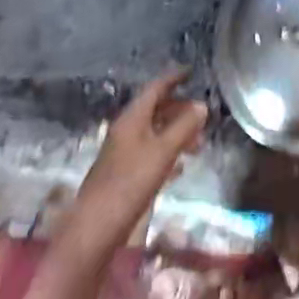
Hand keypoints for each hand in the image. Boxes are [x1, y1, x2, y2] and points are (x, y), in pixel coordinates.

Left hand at [65, 70, 208, 250]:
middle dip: (180, 109)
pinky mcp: (124, 173)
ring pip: (154, 132)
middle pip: (155, 109)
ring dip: (176, 133)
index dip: (174, 78)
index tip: (192, 71)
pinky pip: (150, 152)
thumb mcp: (163, 152)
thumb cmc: (130, 183)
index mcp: (132, 117)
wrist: (95, 227)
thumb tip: (202, 105)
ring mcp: (123, 151)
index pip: (155, 88)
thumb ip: (183, 127)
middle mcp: (126, 129)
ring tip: (199, 143)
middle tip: (203, 115)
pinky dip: (167, 152)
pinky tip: (180, 166)